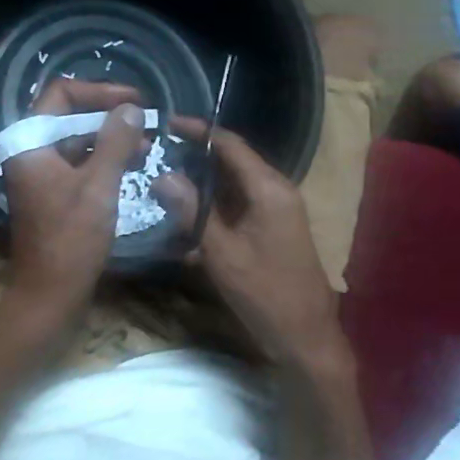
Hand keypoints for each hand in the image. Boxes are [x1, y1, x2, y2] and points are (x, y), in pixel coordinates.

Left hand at [2, 79, 147, 312]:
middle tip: (147, 122)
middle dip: (108, 115)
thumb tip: (131, 107)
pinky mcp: (51, 192)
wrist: (49, 294)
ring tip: (147, 145)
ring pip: (76, 141)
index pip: (60, 93)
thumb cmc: (71, 238)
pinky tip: (133, 164)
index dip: (99, 91)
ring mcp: (39, 173)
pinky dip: (103, 160)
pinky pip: (77, 163)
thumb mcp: (98, 186)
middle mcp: (29, 152)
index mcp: (29, 142)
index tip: (135, 100)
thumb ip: (115, 141)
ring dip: (109, 138)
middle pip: (68, 115)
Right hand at [151, 118, 342, 366]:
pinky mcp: (270, 228)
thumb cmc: (264, 292)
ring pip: (231, 184)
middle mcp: (275, 191)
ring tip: (161, 179)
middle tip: (156, 153)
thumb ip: (192, 211)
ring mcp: (275, 210)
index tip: (165, 123)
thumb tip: (163, 175)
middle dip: (194, 156)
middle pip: (231, 160)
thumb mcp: (221, 253)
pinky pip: (236, 205)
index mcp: (268, 189)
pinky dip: (211, 205)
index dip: (198, 130)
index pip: (230, 144)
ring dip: (200, 181)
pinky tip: (183, 216)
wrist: (304, 336)